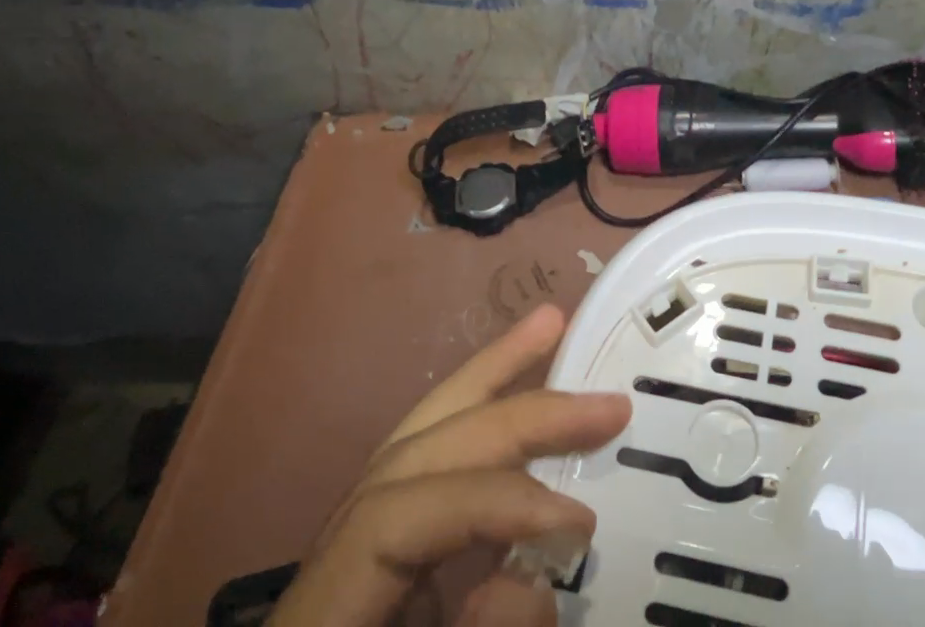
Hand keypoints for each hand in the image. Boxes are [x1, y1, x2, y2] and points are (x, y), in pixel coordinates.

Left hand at [267, 305, 630, 626]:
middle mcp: (331, 562)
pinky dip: (484, 428)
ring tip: (548, 327)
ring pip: (417, 440)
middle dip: (509, 413)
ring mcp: (357, 555)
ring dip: (490, 381)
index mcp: (321, 613)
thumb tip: (527, 575)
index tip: (577, 525)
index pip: (394, 517)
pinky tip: (523, 400)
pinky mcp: (392, 566)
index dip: (489, 504)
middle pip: (411, 451)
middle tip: (603, 402)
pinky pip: (440, 475)